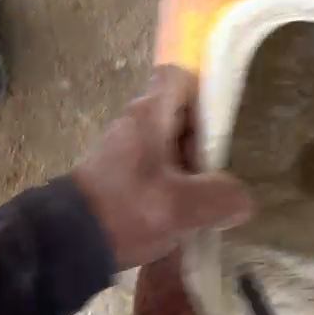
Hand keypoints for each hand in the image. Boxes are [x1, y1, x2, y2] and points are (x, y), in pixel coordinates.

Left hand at [71, 66, 254, 269]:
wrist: (69, 238)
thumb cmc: (126, 208)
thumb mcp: (180, 208)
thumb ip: (220, 198)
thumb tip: (243, 198)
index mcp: (148, 114)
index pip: (176, 77)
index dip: (202, 91)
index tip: (223, 122)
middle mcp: (135, 120)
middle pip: (178, 109)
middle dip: (204, 135)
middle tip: (224, 167)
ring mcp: (124, 144)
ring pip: (168, 138)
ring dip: (190, 161)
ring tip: (212, 192)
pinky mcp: (119, 169)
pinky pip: (156, 160)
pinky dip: (174, 177)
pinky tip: (187, 207)